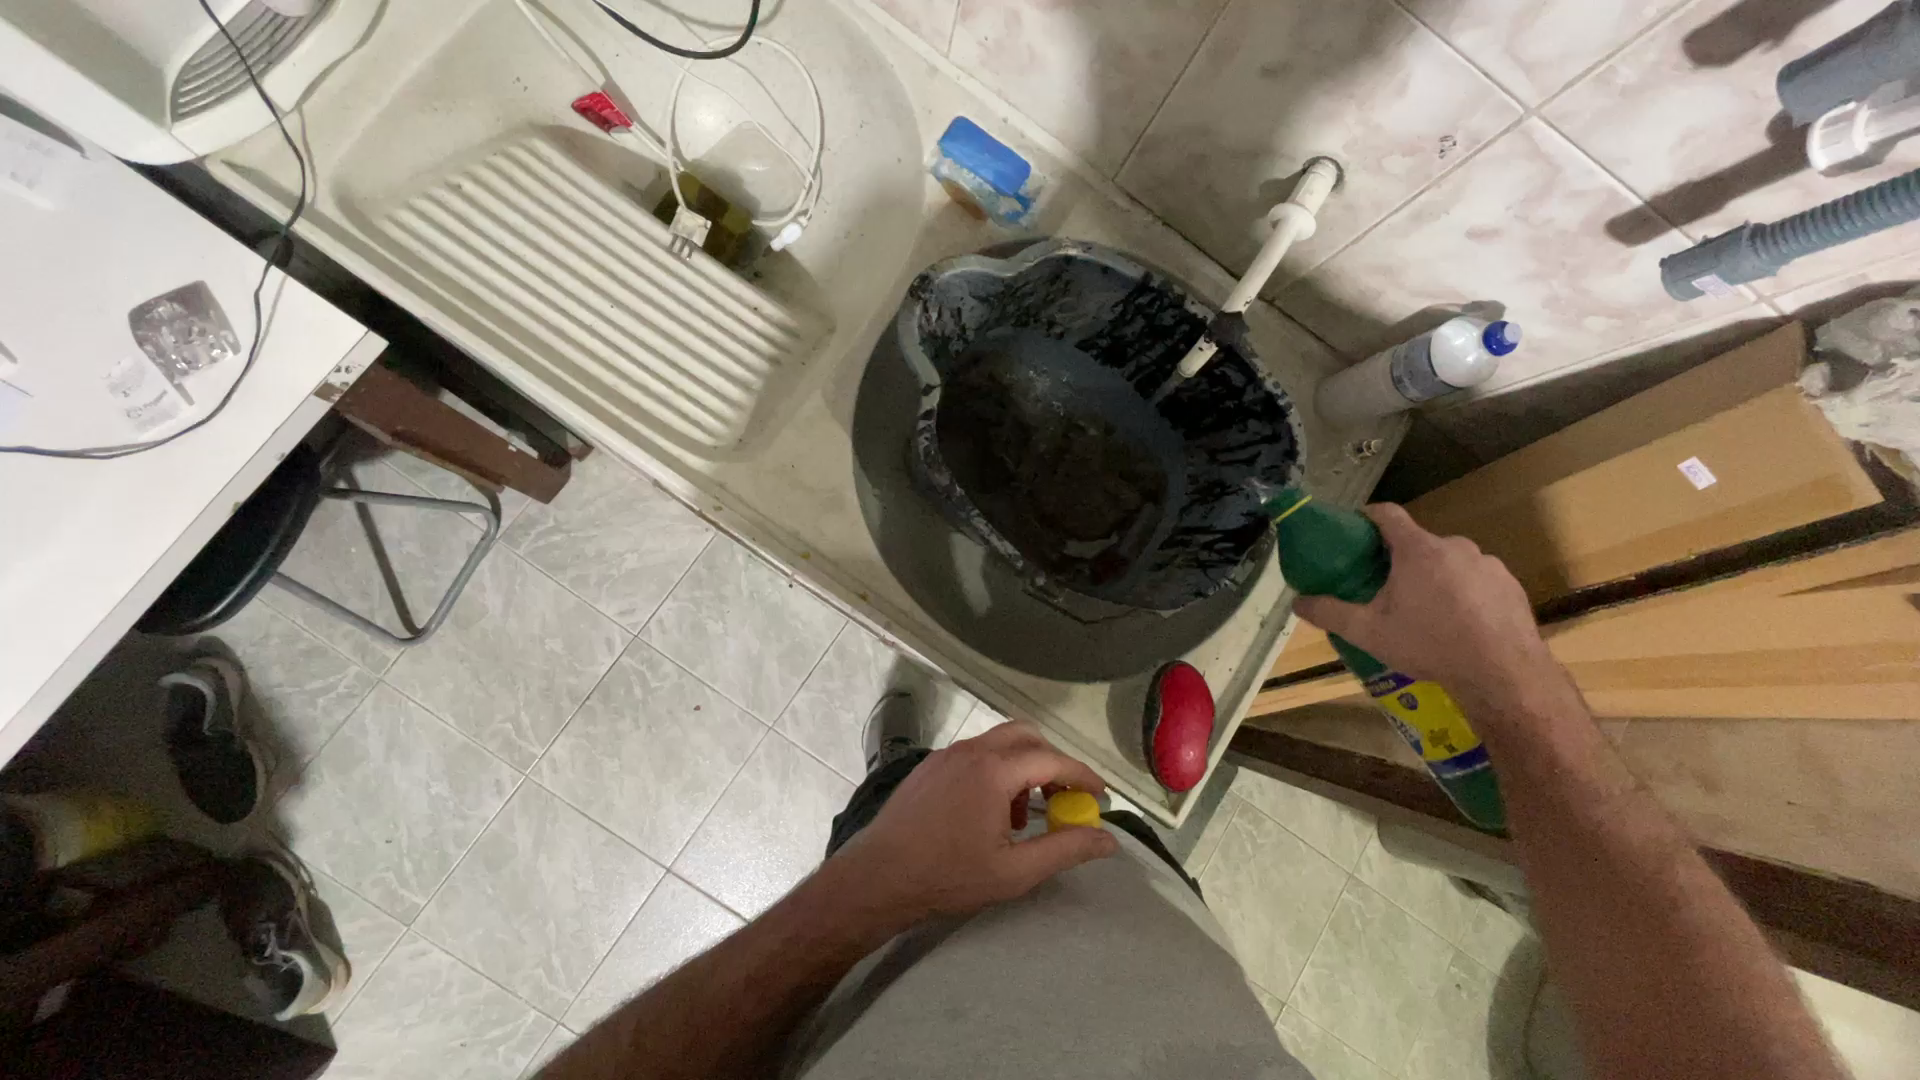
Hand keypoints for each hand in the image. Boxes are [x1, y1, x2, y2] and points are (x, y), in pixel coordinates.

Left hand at [829, 722, 1118, 923]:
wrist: (878, 877)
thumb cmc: (948, 876)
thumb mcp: (1015, 872)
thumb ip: (1065, 850)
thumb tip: (1107, 839)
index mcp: (994, 771)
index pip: (1053, 759)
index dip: (1083, 776)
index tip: (1101, 797)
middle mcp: (972, 750)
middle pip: (1026, 736)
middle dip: (1052, 763)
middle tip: (1063, 800)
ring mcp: (946, 754)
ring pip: (999, 742)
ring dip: (1022, 767)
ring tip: (1021, 817)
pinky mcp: (929, 765)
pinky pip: (974, 754)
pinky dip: (995, 771)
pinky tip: (988, 814)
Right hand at [1292, 504, 1562, 707]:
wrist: (1502, 673)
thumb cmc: (1429, 644)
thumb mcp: (1368, 632)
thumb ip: (1329, 613)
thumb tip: (1296, 602)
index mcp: (1417, 550)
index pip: (1387, 514)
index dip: (1367, 516)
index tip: (1355, 529)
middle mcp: (1455, 547)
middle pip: (1418, 543)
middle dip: (1400, 559)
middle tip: (1386, 588)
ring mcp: (1488, 565)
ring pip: (1450, 562)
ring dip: (1434, 577)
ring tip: (1425, 612)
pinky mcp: (1511, 585)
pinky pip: (1477, 580)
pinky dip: (1464, 593)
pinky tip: (1459, 624)